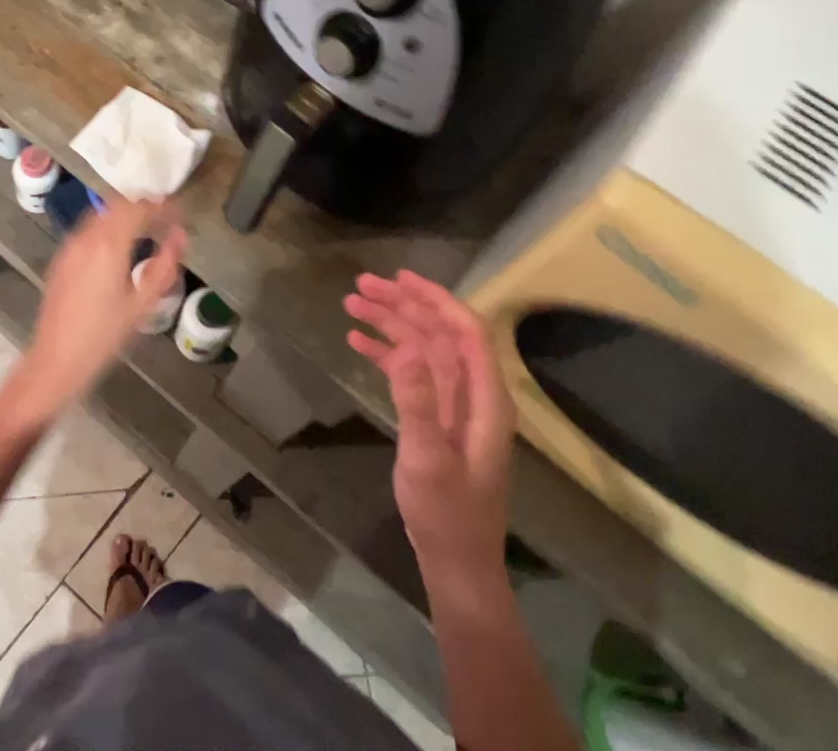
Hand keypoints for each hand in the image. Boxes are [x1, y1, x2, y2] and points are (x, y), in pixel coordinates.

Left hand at [18, 199, 186, 415]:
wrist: (57, 359)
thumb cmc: (104, 336)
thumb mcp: (143, 304)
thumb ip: (165, 266)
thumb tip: (180, 237)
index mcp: (109, 245)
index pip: (139, 209)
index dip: (162, 206)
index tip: (179, 213)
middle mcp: (87, 238)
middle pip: (117, 206)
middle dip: (143, 206)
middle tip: (165, 216)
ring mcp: (70, 247)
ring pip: (100, 215)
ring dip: (123, 214)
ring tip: (146, 228)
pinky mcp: (61, 259)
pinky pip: (87, 230)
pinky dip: (107, 227)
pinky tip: (118, 246)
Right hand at [344, 270, 515, 584]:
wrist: (455, 559)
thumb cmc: (445, 514)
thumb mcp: (427, 458)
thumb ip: (418, 401)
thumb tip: (405, 344)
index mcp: (485, 399)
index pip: (466, 331)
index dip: (436, 299)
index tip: (399, 278)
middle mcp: (475, 394)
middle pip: (440, 334)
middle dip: (404, 306)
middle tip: (361, 288)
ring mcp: (456, 407)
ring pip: (423, 350)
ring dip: (391, 326)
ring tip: (351, 306)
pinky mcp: (438, 420)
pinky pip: (413, 375)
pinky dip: (387, 355)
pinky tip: (357, 343)